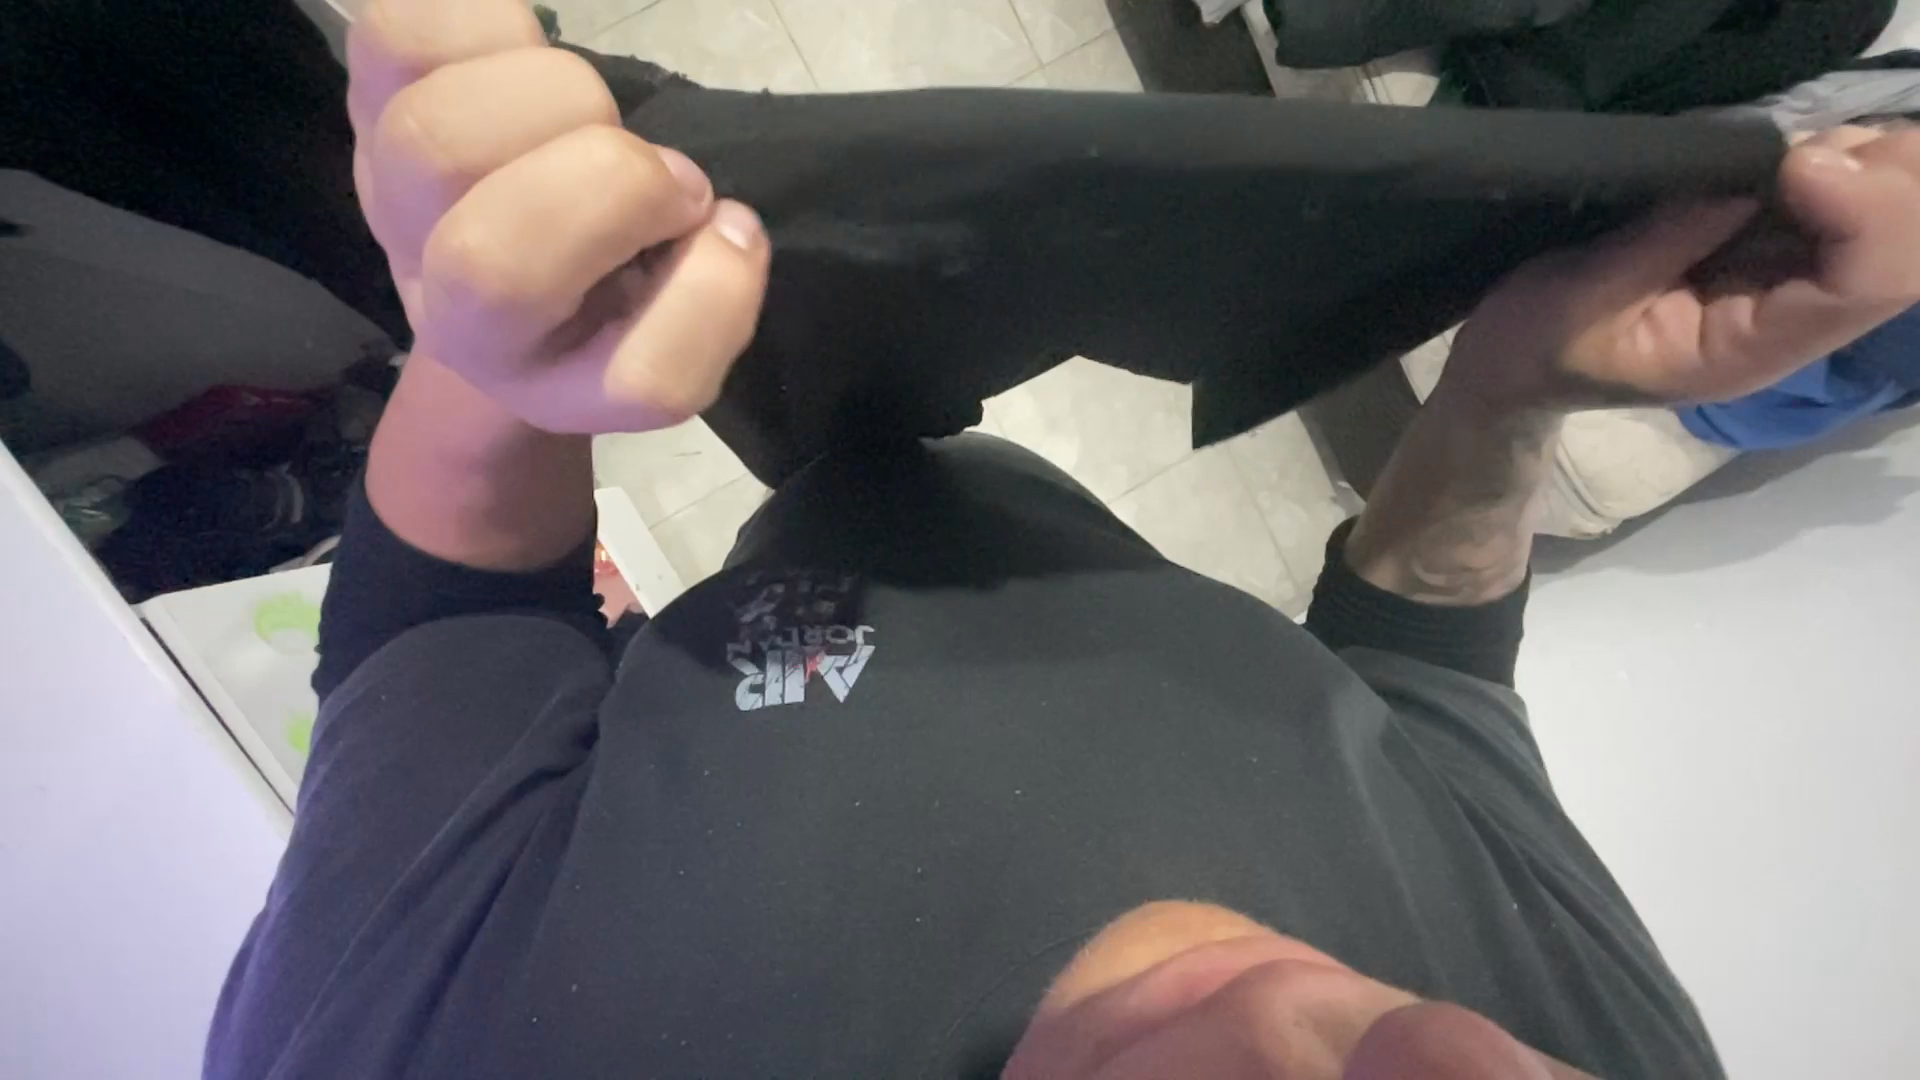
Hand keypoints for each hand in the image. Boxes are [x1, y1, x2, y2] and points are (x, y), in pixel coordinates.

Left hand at [347, 0, 768, 433]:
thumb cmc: (604, 305)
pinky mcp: (364, 92)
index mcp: (547, 383)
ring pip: (445, 139)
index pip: (641, 380)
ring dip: (568, 108)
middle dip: (624, 190)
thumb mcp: (674, 343)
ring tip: (597, 123)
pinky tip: (531, 64)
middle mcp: (447, 310)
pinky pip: (404, 30)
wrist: (500, 266)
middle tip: (671, 179)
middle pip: (497, 264)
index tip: (725, 236)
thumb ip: (715, 310)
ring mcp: (392, 195)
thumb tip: (725, 220)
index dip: (711, 300)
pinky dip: (495, 27)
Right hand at [1446, 127, 1919, 412]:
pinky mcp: (1765, 269)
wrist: (1506, 372)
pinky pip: (1842, 214)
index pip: (1870, 283)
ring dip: (1859, 170)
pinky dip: (1831, 174)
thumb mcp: (1572, 301)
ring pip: (1889, 225)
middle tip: (1801, 146)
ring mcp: (1781, 298)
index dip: (1867, 209)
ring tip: (1788, 152)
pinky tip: (1783, 163)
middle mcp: (1785, 328)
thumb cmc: (1525, 351)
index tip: (1794, 161)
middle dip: (1879, 180)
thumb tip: (1754, 176)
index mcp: (1739, 355)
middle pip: (1906, 248)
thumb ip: (1659, 245)